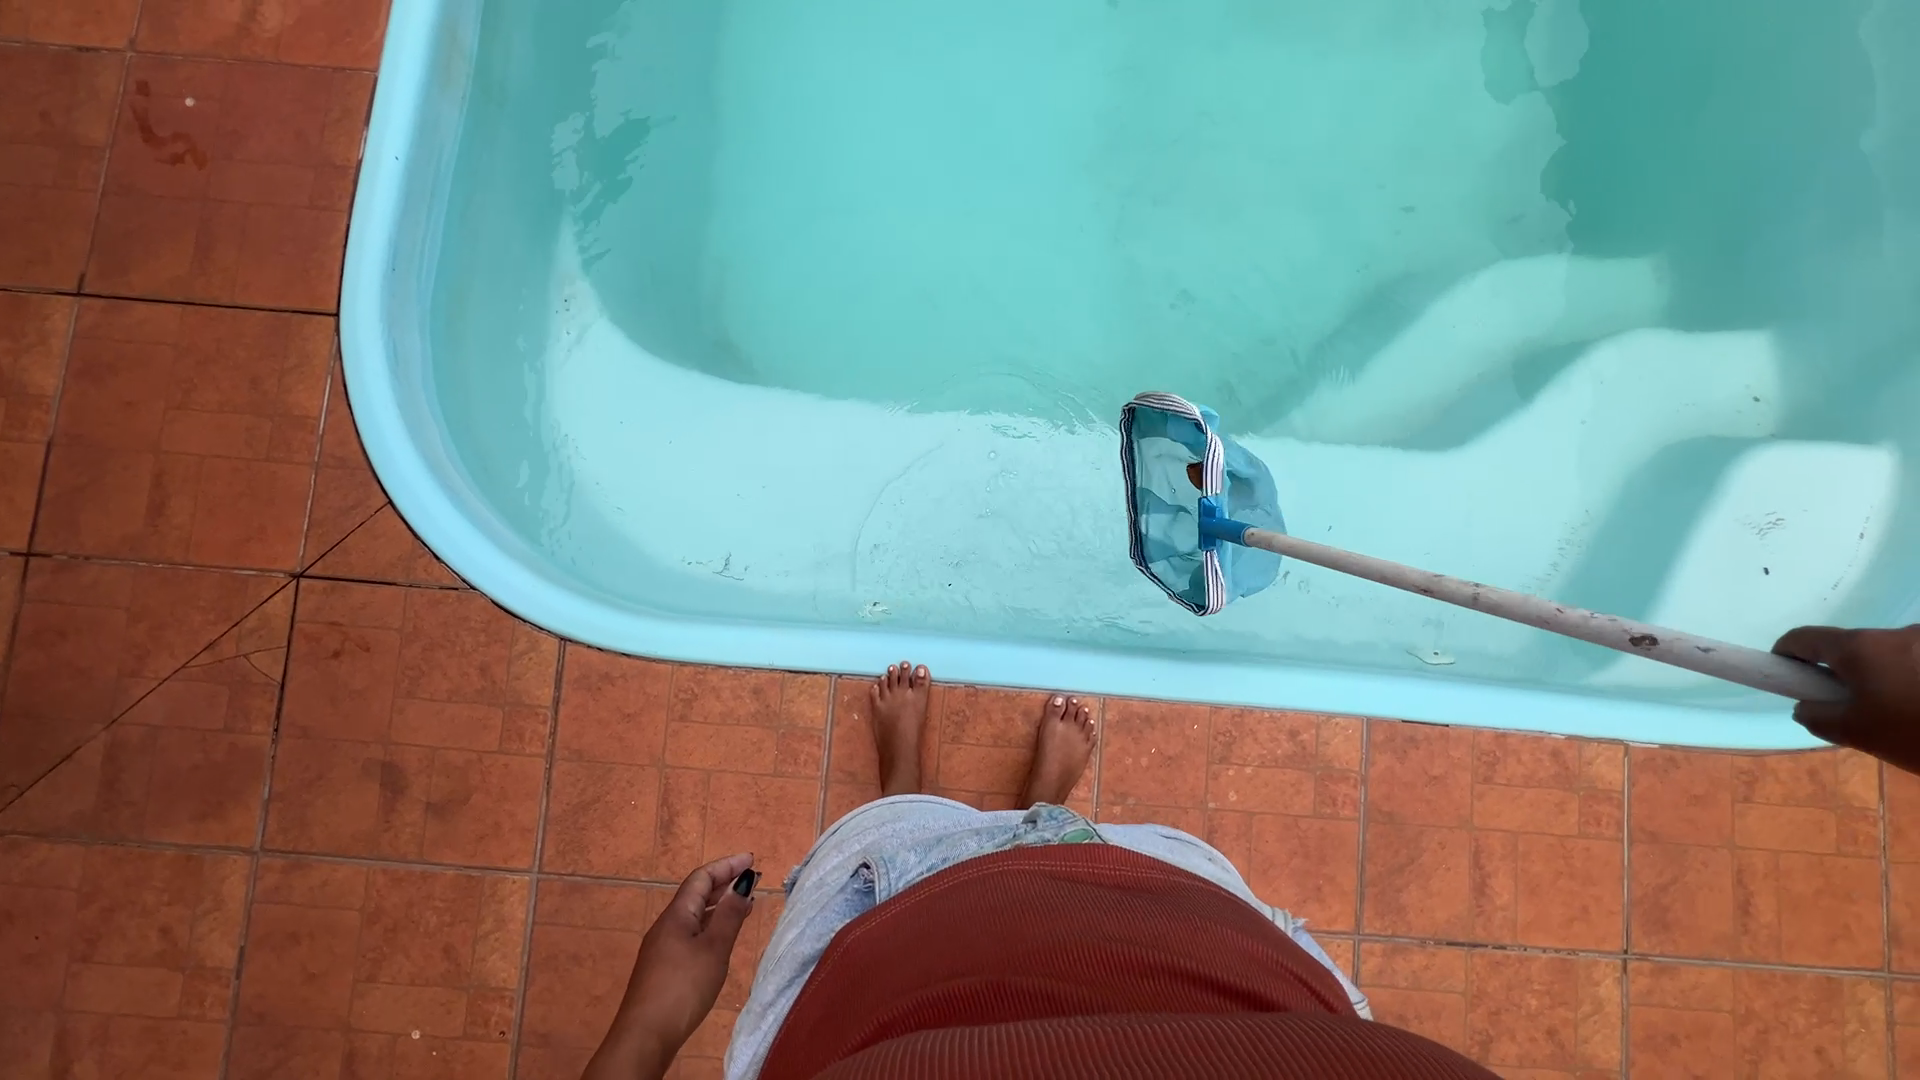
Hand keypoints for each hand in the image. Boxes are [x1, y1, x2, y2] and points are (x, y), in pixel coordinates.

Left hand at [584, 853, 758, 1079]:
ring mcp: (662, 948)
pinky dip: (710, 926)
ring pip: (694, 915)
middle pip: (696, 894)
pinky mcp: (663, 968)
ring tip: (745, 906)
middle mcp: (666, 926)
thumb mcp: (714, 949)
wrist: (643, 1038)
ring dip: (719, 906)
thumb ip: (730, 914)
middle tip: (753, 880)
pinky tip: (722, 939)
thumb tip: (742, 882)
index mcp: (676, 915)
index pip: (702, 878)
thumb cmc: (683, 987)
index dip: (727, 865)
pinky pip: (690, 933)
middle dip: (725, 883)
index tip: (751, 860)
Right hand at [1773, 625, 1919, 772]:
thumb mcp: (1859, 734)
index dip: (1786, 656)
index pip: (1801, 639)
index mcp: (1860, 647)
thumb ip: (1817, 715)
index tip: (1790, 678)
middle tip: (1860, 709)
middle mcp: (1900, 634)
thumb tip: (1808, 705)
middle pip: (1855, 648)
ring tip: (1912, 715)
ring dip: (1894, 678)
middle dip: (1850, 674)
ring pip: (1899, 657)